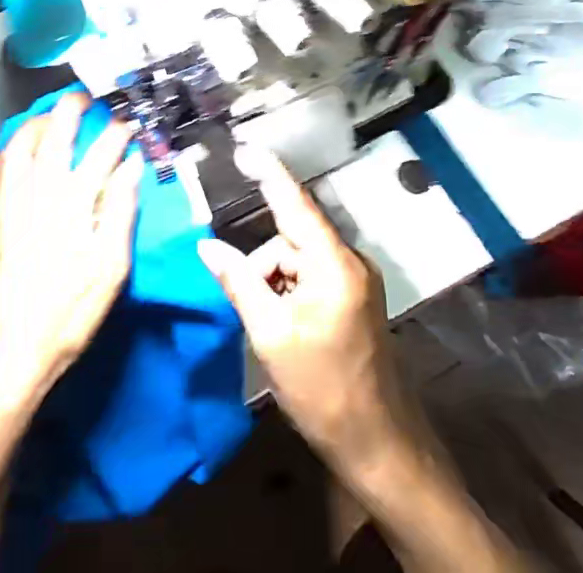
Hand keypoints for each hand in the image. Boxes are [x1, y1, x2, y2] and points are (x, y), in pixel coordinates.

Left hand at [0, 93, 140, 417]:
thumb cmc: (70, 312)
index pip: (101, 152)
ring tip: (49, 116)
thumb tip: (132, 165)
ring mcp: (4, 206)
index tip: (130, 122)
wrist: (6, 354)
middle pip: (52, 137)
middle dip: (70, 111)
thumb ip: (120, 210)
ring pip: (15, 148)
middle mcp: (36, 194)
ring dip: (33, 125)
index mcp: (73, 204)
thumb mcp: (111, 266)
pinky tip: (11, 153)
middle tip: (84, 98)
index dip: (118, 132)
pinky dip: (3, 154)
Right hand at [197, 148, 420, 477]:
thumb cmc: (321, 386)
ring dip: (274, 284)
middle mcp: (350, 260)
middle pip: (292, 240)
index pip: (296, 205)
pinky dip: (290, 292)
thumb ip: (240, 283)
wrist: (374, 434)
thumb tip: (207, 247)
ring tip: (269, 331)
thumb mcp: (271, 335)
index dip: (270, 174)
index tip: (247, 147)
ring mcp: (356, 278)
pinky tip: (283, 328)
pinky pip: (313, 276)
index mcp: (334, 263)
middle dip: (262, 266)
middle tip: (249, 311)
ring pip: (299, 260)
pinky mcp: (355, 296)